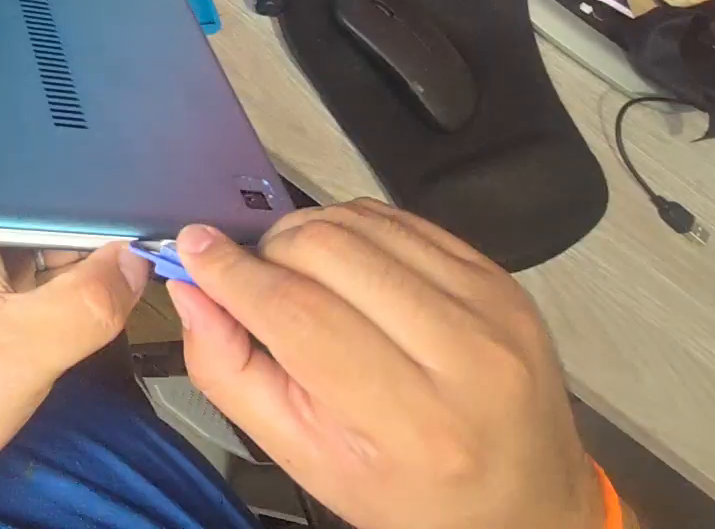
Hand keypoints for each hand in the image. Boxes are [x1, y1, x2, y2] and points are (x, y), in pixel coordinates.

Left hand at [0, 241, 150, 524]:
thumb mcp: (28, 349)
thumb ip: (91, 299)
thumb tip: (135, 260)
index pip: (43, 195)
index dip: (94, 220)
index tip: (138, 247)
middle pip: (40, 221)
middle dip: (77, 258)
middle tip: (96, 301)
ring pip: (31, 251)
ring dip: (55, 284)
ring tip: (45, 327)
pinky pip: (12, 276)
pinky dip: (35, 301)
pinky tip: (29, 334)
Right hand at [168, 199, 601, 528]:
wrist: (526, 503)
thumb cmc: (400, 489)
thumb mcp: (298, 453)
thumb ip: (226, 370)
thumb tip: (187, 287)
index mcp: (415, 423)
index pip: (298, 314)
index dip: (232, 272)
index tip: (190, 247)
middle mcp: (467, 356)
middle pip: (322, 249)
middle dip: (265, 252)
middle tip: (255, 282)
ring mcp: (491, 306)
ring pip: (352, 220)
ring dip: (301, 234)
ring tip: (299, 276)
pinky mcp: (496, 275)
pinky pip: (389, 215)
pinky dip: (344, 226)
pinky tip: (342, 266)